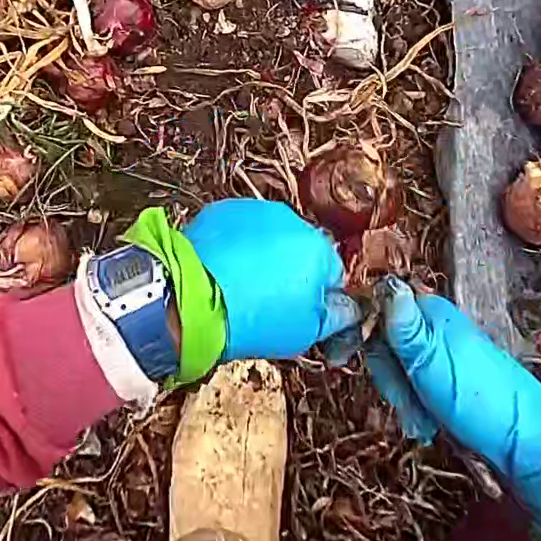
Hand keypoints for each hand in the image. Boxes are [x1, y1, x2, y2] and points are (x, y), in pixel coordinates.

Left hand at [121, 200, 359, 383]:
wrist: (190, 296)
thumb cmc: (250, 316)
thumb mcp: (306, 331)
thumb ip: (337, 315)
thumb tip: (349, 308)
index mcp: (317, 247)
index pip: (333, 272)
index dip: (319, 296)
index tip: (301, 311)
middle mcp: (291, 220)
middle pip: (302, 249)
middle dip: (292, 271)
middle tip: (270, 302)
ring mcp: (255, 211)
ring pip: (272, 236)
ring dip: (264, 256)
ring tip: (242, 287)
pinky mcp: (224, 210)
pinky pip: (240, 229)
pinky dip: (236, 245)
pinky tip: (223, 270)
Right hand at [363, 277, 540, 540]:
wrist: (528, 445)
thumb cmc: (479, 402)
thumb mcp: (431, 362)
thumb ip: (404, 325)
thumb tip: (386, 284)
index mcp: (432, 311)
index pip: (380, 311)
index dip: (375, 344)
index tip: (383, 372)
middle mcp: (436, 327)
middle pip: (388, 343)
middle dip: (392, 379)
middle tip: (409, 403)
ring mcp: (444, 353)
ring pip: (401, 370)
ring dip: (405, 399)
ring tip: (424, 421)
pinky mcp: (450, 378)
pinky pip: (418, 387)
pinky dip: (420, 408)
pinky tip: (431, 424)